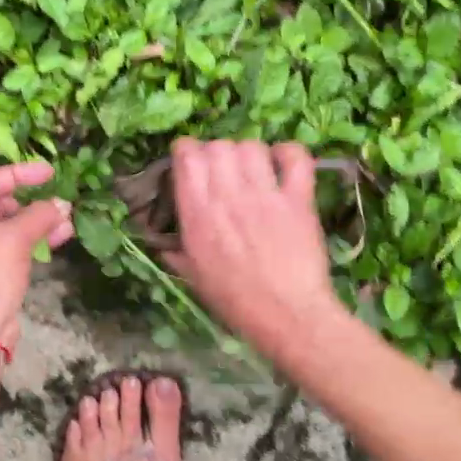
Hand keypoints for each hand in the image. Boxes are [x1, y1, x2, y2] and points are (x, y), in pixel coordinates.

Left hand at [0, 161, 73, 347]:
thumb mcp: (14, 241)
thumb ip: (39, 215)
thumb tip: (61, 204)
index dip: (20, 174)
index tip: (49, 172)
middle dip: (31, 201)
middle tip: (60, 199)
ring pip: (7, 225)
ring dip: (36, 221)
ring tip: (66, 218)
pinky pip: (9, 244)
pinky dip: (31, 239)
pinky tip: (60, 235)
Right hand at [165, 139, 343, 352]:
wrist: (287, 315)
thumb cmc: (235, 301)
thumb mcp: (193, 277)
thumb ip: (176, 252)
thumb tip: (161, 242)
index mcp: (198, 213)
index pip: (186, 157)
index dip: (186, 151)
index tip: (189, 161)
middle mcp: (229, 195)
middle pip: (218, 146)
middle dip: (216, 151)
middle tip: (221, 169)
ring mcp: (265, 194)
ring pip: (251, 147)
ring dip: (247, 152)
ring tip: (250, 169)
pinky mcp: (298, 199)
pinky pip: (295, 158)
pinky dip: (288, 153)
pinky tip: (282, 163)